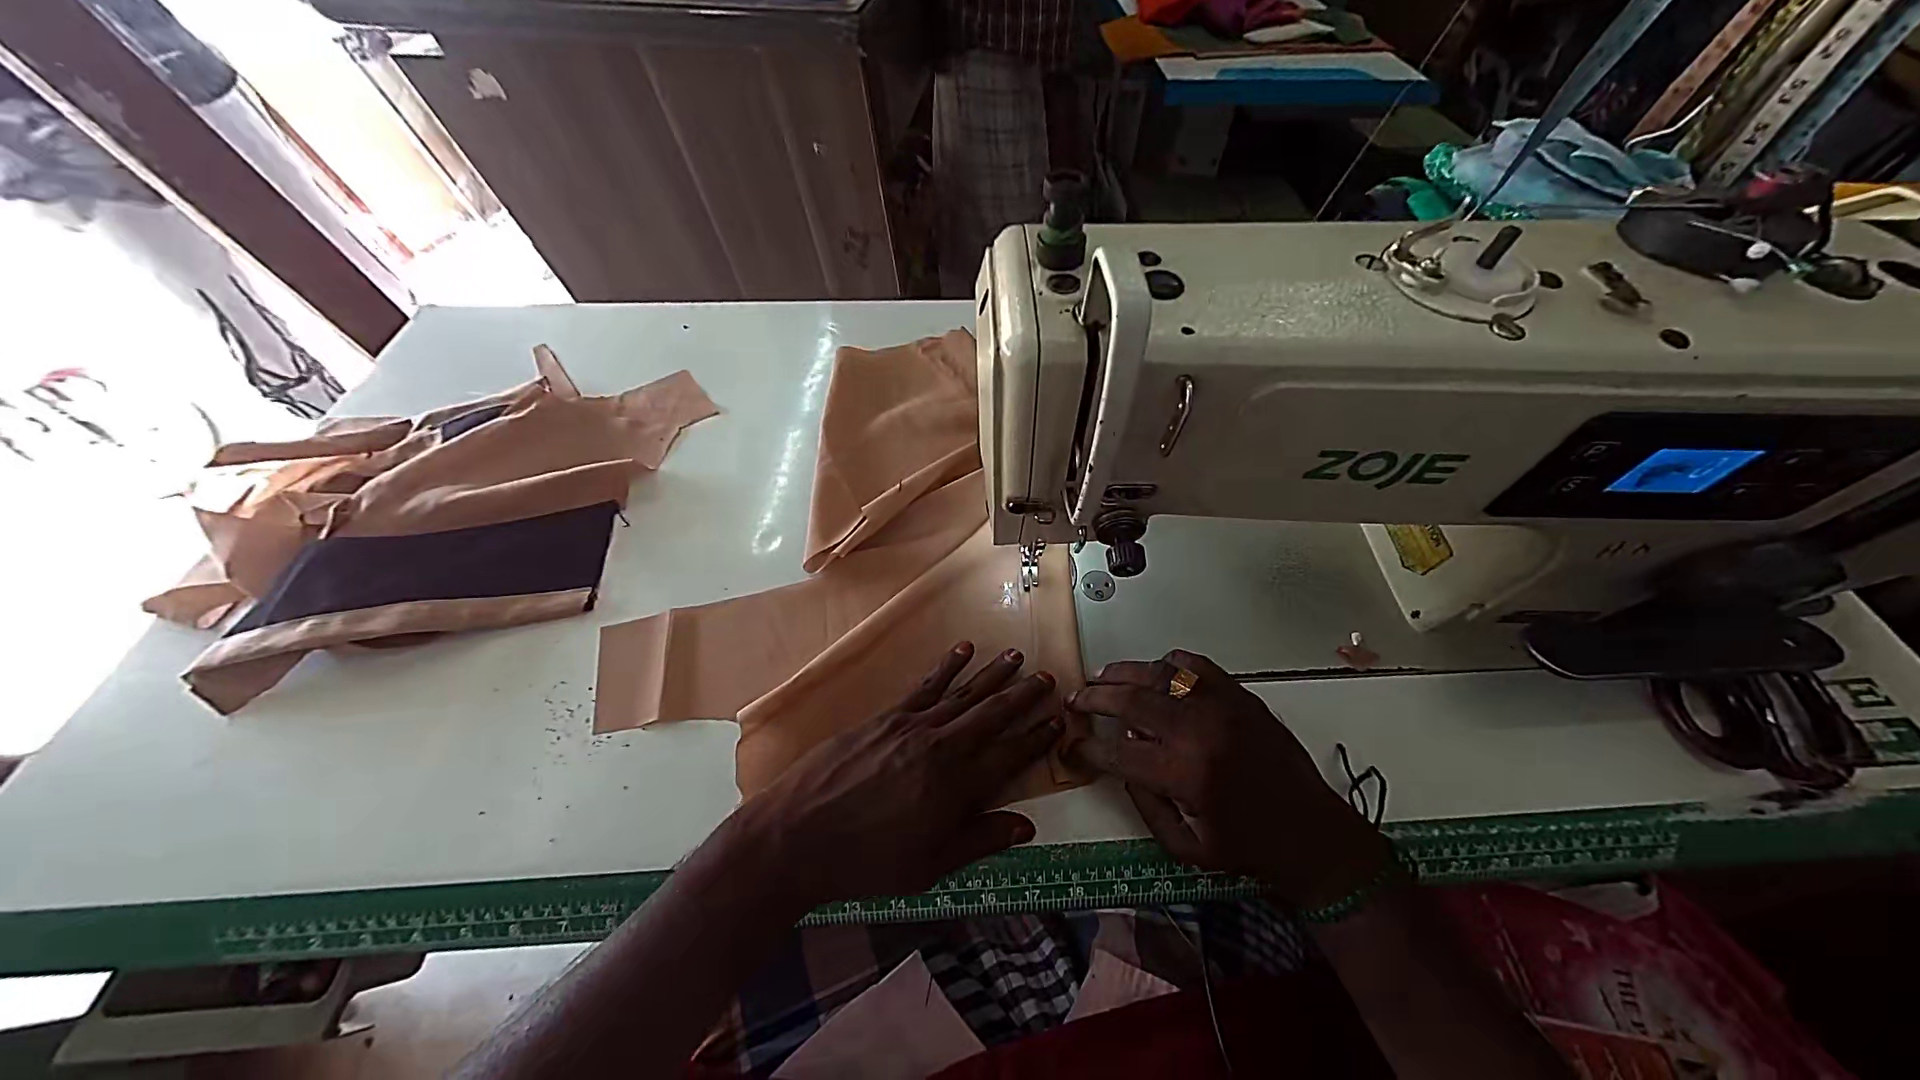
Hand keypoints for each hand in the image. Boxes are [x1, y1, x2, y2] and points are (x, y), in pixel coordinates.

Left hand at [720, 642, 1059, 908]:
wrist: (797, 836)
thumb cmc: (866, 861)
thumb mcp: (929, 866)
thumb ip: (979, 841)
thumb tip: (1026, 827)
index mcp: (955, 788)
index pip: (1008, 756)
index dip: (1036, 738)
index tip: (1056, 721)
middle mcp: (939, 748)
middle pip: (990, 716)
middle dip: (1022, 697)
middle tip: (1047, 679)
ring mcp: (911, 727)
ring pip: (962, 695)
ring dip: (992, 675)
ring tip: (1016, 656)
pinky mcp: (885, 717)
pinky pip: (925, 686)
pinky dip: (946, 668)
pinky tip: (962, 651)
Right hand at [1066, 650, 1390, 908]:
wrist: (1312, 833)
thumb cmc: (1248, 847)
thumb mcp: (1186, 847)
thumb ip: (1145, 804)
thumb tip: (1123, 757)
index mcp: (1186, 775)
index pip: (1117, 751)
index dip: (1086, 747)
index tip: (1073, 746)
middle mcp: (1201, 733)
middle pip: (1130, 700)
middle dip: (1094, 698)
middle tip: (1076, 700)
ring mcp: (1222, 707)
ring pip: (1159, 673)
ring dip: (1123, 673)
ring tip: (1102, 678)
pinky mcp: (1240, 696)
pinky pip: (1195, 665)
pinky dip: (1167, 665)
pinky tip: (1155, 673)